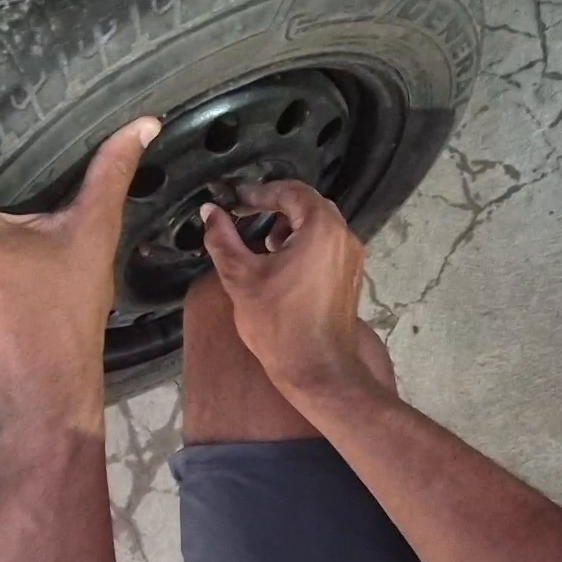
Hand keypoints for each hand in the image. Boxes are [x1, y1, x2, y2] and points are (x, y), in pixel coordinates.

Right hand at [198, 181, 376, 398]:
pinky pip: (328, 244)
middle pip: (310, 204)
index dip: (261, 192)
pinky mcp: (351, 276)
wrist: (317, 370)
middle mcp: (344, 236)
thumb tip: (209, 211)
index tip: (237, 203)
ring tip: (262, 241)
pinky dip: (305, 242)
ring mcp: (352, 257)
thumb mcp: (241, 277)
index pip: (292, 191)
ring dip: (291, 225)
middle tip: (247, 215)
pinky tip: (282, 263)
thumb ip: (223, 238)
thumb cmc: (279, 323)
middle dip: (277, 206)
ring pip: (320, 224)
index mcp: (321, 229)